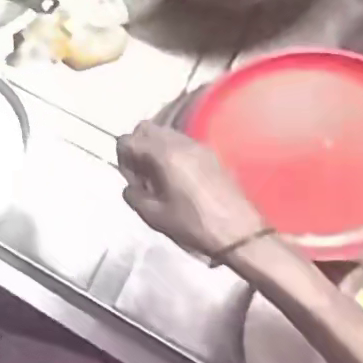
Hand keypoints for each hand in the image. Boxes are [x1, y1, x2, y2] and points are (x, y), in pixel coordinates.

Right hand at [117, 122, 269, 257]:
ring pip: (165, 133)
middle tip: (142, 175)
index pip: (128, 140)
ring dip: (154, 150)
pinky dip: (171, 153)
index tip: (133, 182)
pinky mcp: (211, 154)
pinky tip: (178, 180)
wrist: (239, 233)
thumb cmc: (193, 225)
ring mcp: (198, 146)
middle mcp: (181, 142)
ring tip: (160, 178)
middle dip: (136, 148)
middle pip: (146, 128)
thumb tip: (131, 187)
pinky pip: (182, 143)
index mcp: (164, 155)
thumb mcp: (153, 215)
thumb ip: (133, 195)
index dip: (122, 160)